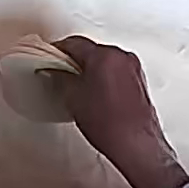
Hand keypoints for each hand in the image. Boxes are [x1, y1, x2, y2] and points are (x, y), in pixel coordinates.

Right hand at [52, 36, 187, 187]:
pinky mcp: (140, 81)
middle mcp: (122, 56)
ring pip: (105, 60)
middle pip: (91, 50)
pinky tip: (94, 93)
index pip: (75, 43)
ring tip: (76, 86)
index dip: (57, 50)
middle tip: (59, 72)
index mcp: (104, 55)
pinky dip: (104, 76)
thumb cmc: (107, 123)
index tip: (48, 58)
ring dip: (90, 68)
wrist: (136, 144)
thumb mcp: (73, 98)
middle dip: (74, 59)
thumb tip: (54, 71)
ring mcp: (133, 68)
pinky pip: (116, 70)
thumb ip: (60, 78)